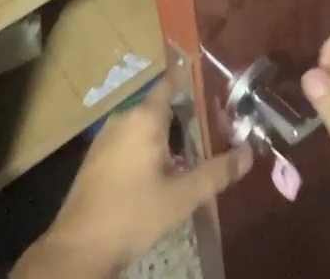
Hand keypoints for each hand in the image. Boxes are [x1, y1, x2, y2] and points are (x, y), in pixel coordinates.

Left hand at [14, 81, 253, 277]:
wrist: (80, 246)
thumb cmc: (134, 213)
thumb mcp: (183, 196)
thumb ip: (218, 172)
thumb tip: (249, 153)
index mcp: (145, 118)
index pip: (171, 84)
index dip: (192, 83)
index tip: (215, 87)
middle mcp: (124, 118)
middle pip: (161, 107)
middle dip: (185, 119)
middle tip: (212, 134)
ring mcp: (106, 137)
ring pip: (144, 126)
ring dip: (166, 137)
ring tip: (190, 157)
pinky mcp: (96, 158)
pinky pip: (128, 141)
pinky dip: (146, 149)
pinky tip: (159, 174)